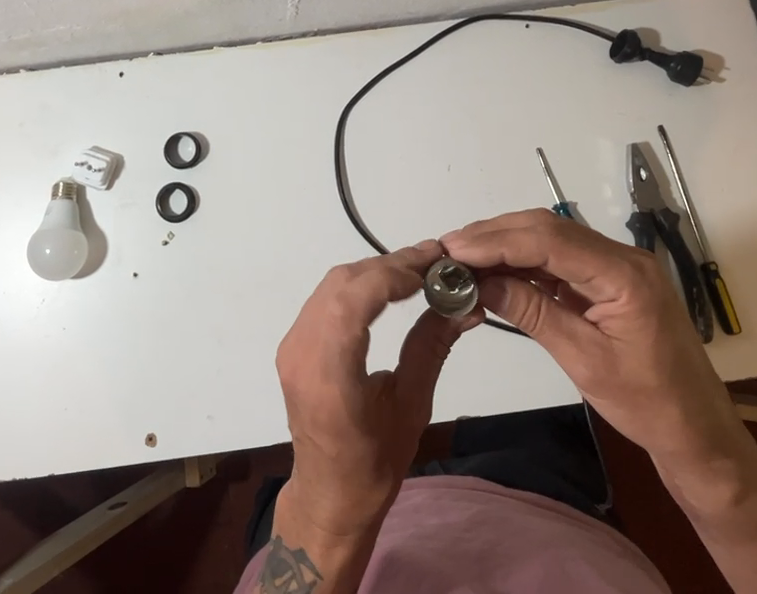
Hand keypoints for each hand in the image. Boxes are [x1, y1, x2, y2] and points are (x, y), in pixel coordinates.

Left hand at [273, 240, 479, 537]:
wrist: (329, 494)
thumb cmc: (374, 463)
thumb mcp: (411, 406)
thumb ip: (431, 347)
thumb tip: (465, 305)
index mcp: (328, 373)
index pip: (353, 299)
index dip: (393, 273)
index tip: (435, 267)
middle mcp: (301, 350)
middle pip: (342, 283)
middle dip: (390, 266)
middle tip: (436, 261)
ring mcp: (292, 345)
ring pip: (331, 285)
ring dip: (374, 271)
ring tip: (419, 271)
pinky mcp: (293, 344)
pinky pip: (325, 299)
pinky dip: (358, 286)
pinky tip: (389, 289)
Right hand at [441, 210, 745, 468]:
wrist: (698, 430)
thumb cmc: (648, 404)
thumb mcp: (584, 361)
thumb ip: (532, 314)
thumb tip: (479, 283)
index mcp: (624, 274)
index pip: (549, 240)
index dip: (497, 240)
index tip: (454, 249)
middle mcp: (622, 257)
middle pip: (548, 228)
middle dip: (494, 235)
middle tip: (448, 250)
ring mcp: (616, 266)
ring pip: (550, 238)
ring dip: (504, 245)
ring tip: (461, 258)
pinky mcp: (608, 280)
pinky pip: (559, 259)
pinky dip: (522, 263)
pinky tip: (494, 272)